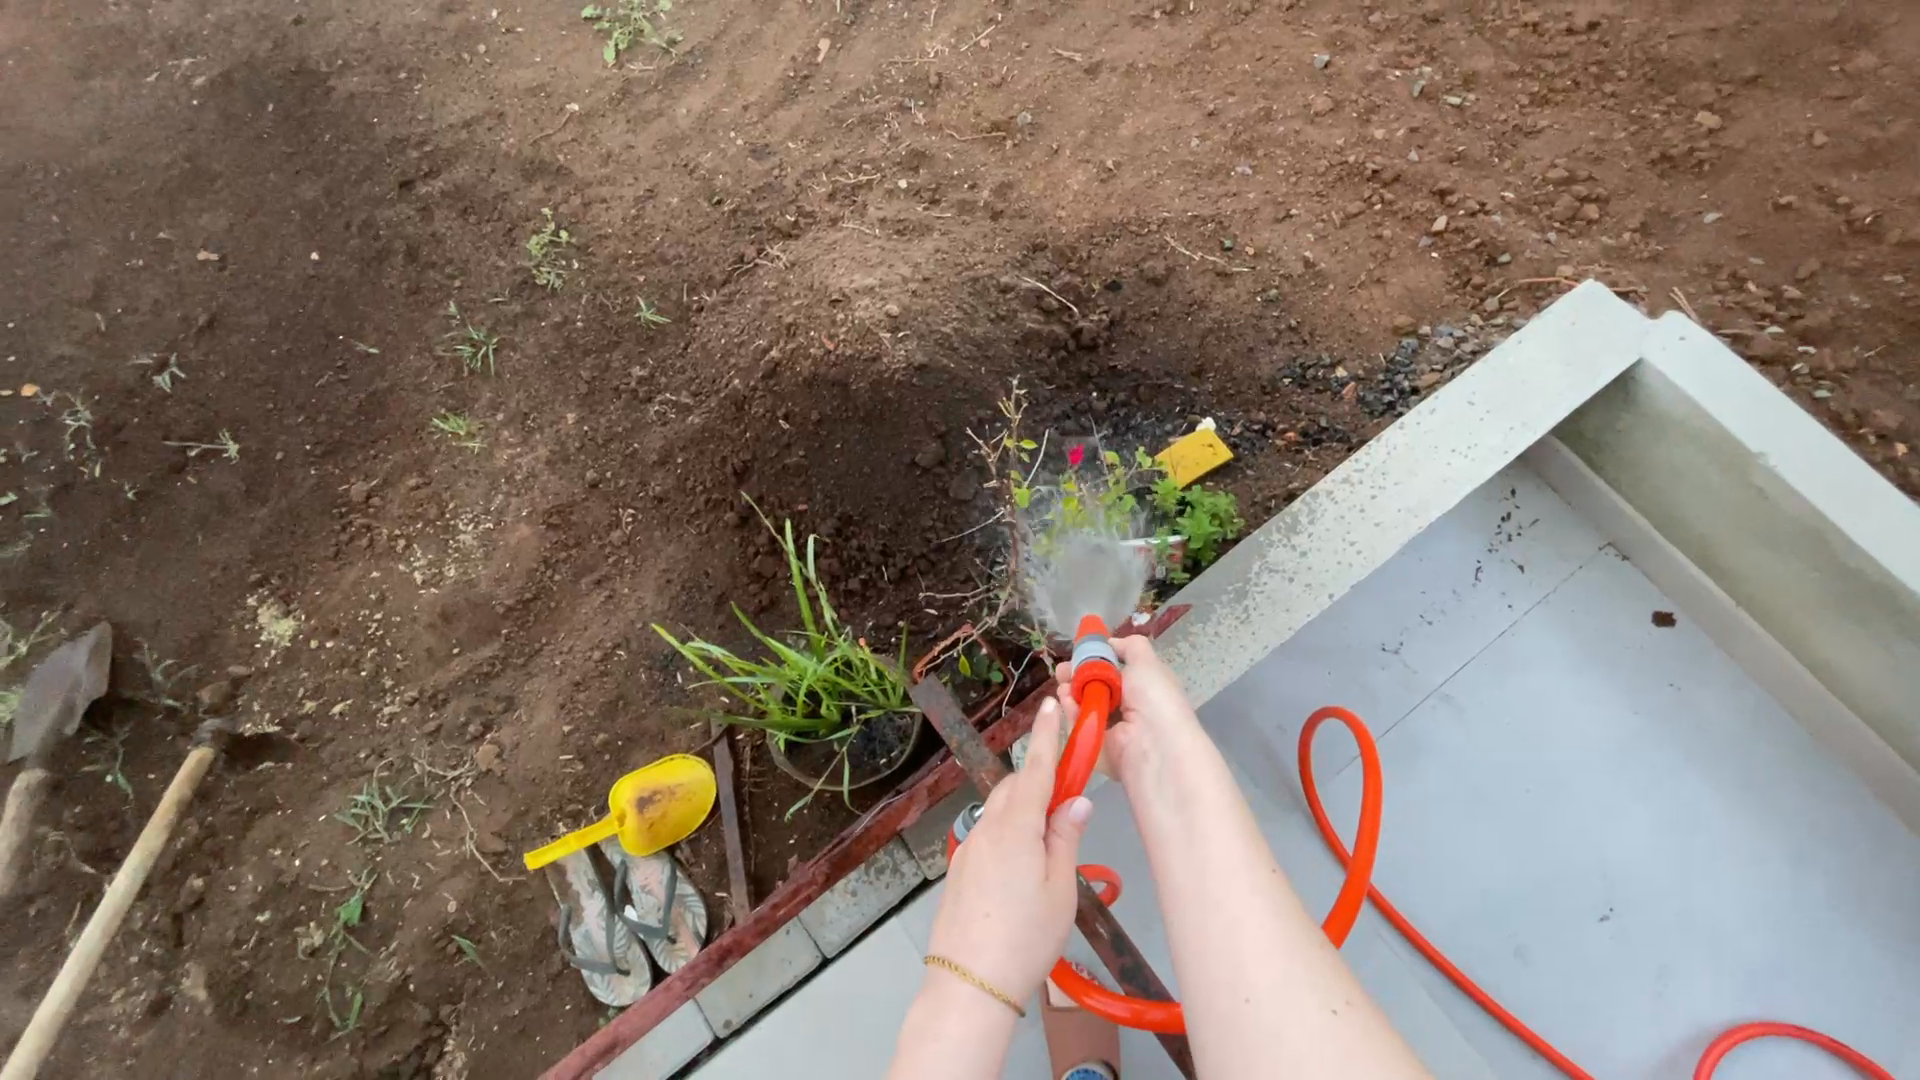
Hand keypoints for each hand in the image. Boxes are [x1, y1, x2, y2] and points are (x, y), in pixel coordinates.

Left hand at [925, 697, 1092, 1006]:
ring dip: (1024, 809)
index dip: (1047, 735)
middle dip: (1039, 781)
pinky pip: (989, 834)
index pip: (1036, 768)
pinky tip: (1020, 869)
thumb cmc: (1026, 937)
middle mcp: (988, 827)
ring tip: (1047, 844)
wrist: (970, 983)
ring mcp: (970, 847)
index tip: (1051, 705)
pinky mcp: (960, 868)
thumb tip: (1076, 800)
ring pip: (1001, 810)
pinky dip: (1008, 832)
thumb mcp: (1060, 889)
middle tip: (1066, 802)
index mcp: (1017, 826)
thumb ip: (1066, 838)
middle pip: (1016, 787)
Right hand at [1054, 634, 1204, 784]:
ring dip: (1070, 692)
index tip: (1078, 654)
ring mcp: (1111, 730)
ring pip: (1083, 706)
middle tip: (1062, 671)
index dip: (1094, 661)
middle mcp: (1127, 709)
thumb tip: (1111, 642)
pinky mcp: (1096, 747)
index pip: (1113, 672)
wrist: (1154, 744)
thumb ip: (1130, 647)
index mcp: (1141, 689)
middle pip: (1093, 688)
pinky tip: (1065, 700)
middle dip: (1076, 676)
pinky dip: (1070, 713)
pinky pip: (1079, 727)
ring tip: (1063, 684)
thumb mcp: (1147, 662)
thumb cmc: (1154, 698)